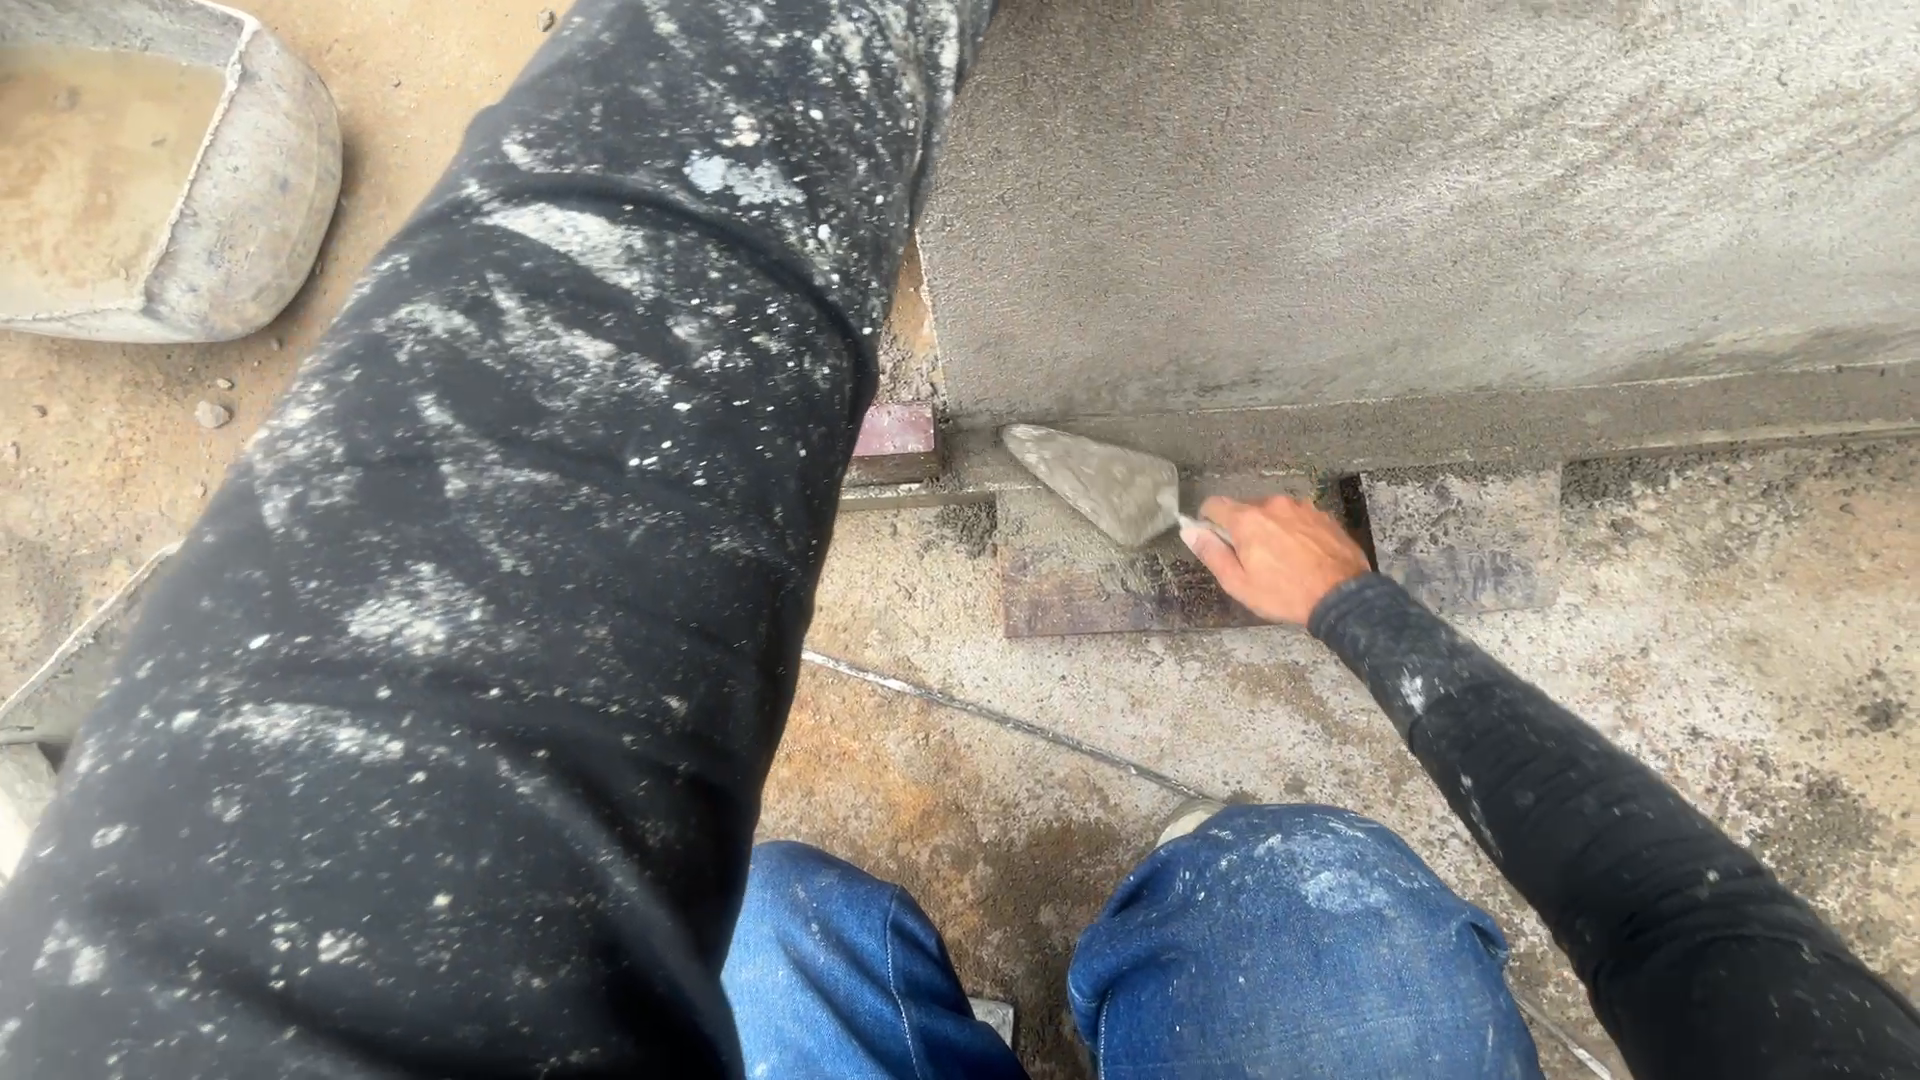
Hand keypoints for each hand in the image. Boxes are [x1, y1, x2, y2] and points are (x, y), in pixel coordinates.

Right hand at [1181, 496, 1371, 624]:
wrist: (1342, 597)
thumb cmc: (1284, 593)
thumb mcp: (1237, 582)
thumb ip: (1210, 552)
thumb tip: (1189, 530)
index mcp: (1247, 519)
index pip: (1214, 504)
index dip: (1208, 521)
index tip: (1214, 539)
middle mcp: (1272, 504)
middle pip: (1245, 508)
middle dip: (1241, 528)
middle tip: (1251, 558)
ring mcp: (1301, 507)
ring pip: (1272, 512)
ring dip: (1269, 527)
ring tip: (1280, 557)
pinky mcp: (1323, 515)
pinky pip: (1296, 517)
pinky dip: (1292, 530)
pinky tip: (1301, 554)